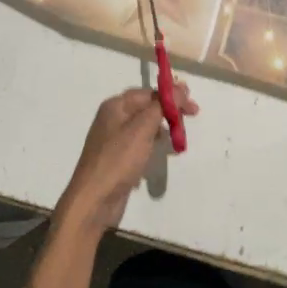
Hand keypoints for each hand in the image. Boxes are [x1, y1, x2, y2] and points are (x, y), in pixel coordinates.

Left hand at [56, 82, 198, 233]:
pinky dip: (153, 148)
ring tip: (178, 142)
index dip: (171, 96)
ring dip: (162, 131)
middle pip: (146, 108)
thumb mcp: (142, 128)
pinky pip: (140, 146)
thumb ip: (162, 106)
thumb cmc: (118, 160)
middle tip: (189, 122)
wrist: (94, 200)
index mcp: (115, 106)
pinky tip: (161, 157)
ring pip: (144, 128)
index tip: (193, 108)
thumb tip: (181, 87)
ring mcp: (114, 140)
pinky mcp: (118, 159)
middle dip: (168, 114)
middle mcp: (113, 119)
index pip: (148, 93)